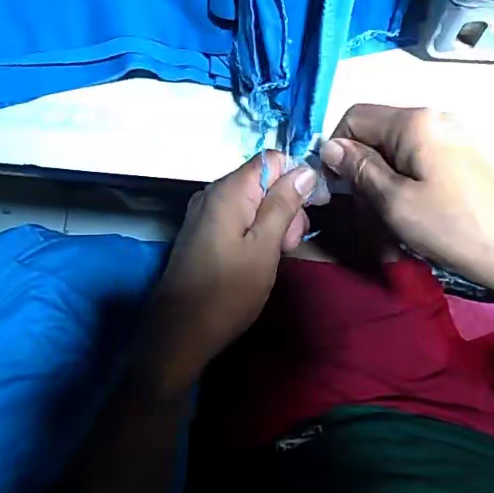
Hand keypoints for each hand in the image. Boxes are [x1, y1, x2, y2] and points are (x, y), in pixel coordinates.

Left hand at [134, 151, 317, 390]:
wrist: (181, 332)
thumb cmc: (227, 292)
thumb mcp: (264, 248)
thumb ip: (283, 205)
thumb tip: (304, 170)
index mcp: (228, 191)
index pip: (271, 160)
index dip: (296, 177)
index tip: (312, 207)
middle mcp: (212, 193)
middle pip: (262, 180)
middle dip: (285, 205)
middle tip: (290, 243)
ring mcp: (204, 213)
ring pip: (252, 201)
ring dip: (272, 221)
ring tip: (276, 255)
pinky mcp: (202, 232)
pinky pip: (237, 218)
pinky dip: (254, 231)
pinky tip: (259, 257)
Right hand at [319, 105, 493, 304]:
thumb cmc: (454, 228)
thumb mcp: (394, 202)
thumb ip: (358, 168)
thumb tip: (330, 147)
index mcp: (415, 121)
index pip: (353, 117)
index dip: (336, 151)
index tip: (335, 189)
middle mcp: (433, 120)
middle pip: (374, 136)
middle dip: (361, 174)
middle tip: (366, 216)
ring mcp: (450, 139)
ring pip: (393, 156)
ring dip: (381, 189)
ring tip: (390, 227)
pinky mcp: (459, 161)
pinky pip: (415, 167)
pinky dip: (403, 191)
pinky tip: (410, 222)